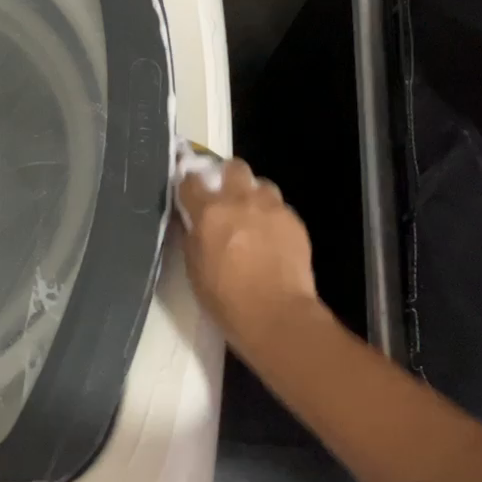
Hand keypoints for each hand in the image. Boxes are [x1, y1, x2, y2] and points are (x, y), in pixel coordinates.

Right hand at [175, 155, 322, 356]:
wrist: (277, 314)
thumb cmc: (227, 299)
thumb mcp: (195, 270)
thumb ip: (192, 237)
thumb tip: (192, 221)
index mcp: (209, 212)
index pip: (191, 181)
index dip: (188, 183)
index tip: (189, 190)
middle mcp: (240, 200)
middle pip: (233, 167)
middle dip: (227, 176)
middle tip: (226, 197)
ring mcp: (271, 207)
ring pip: (262, 185)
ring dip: (254, 196)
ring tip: (254, 218)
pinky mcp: (294, 220)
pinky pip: (280, 208)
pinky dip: (273, 217)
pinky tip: (273, 239)